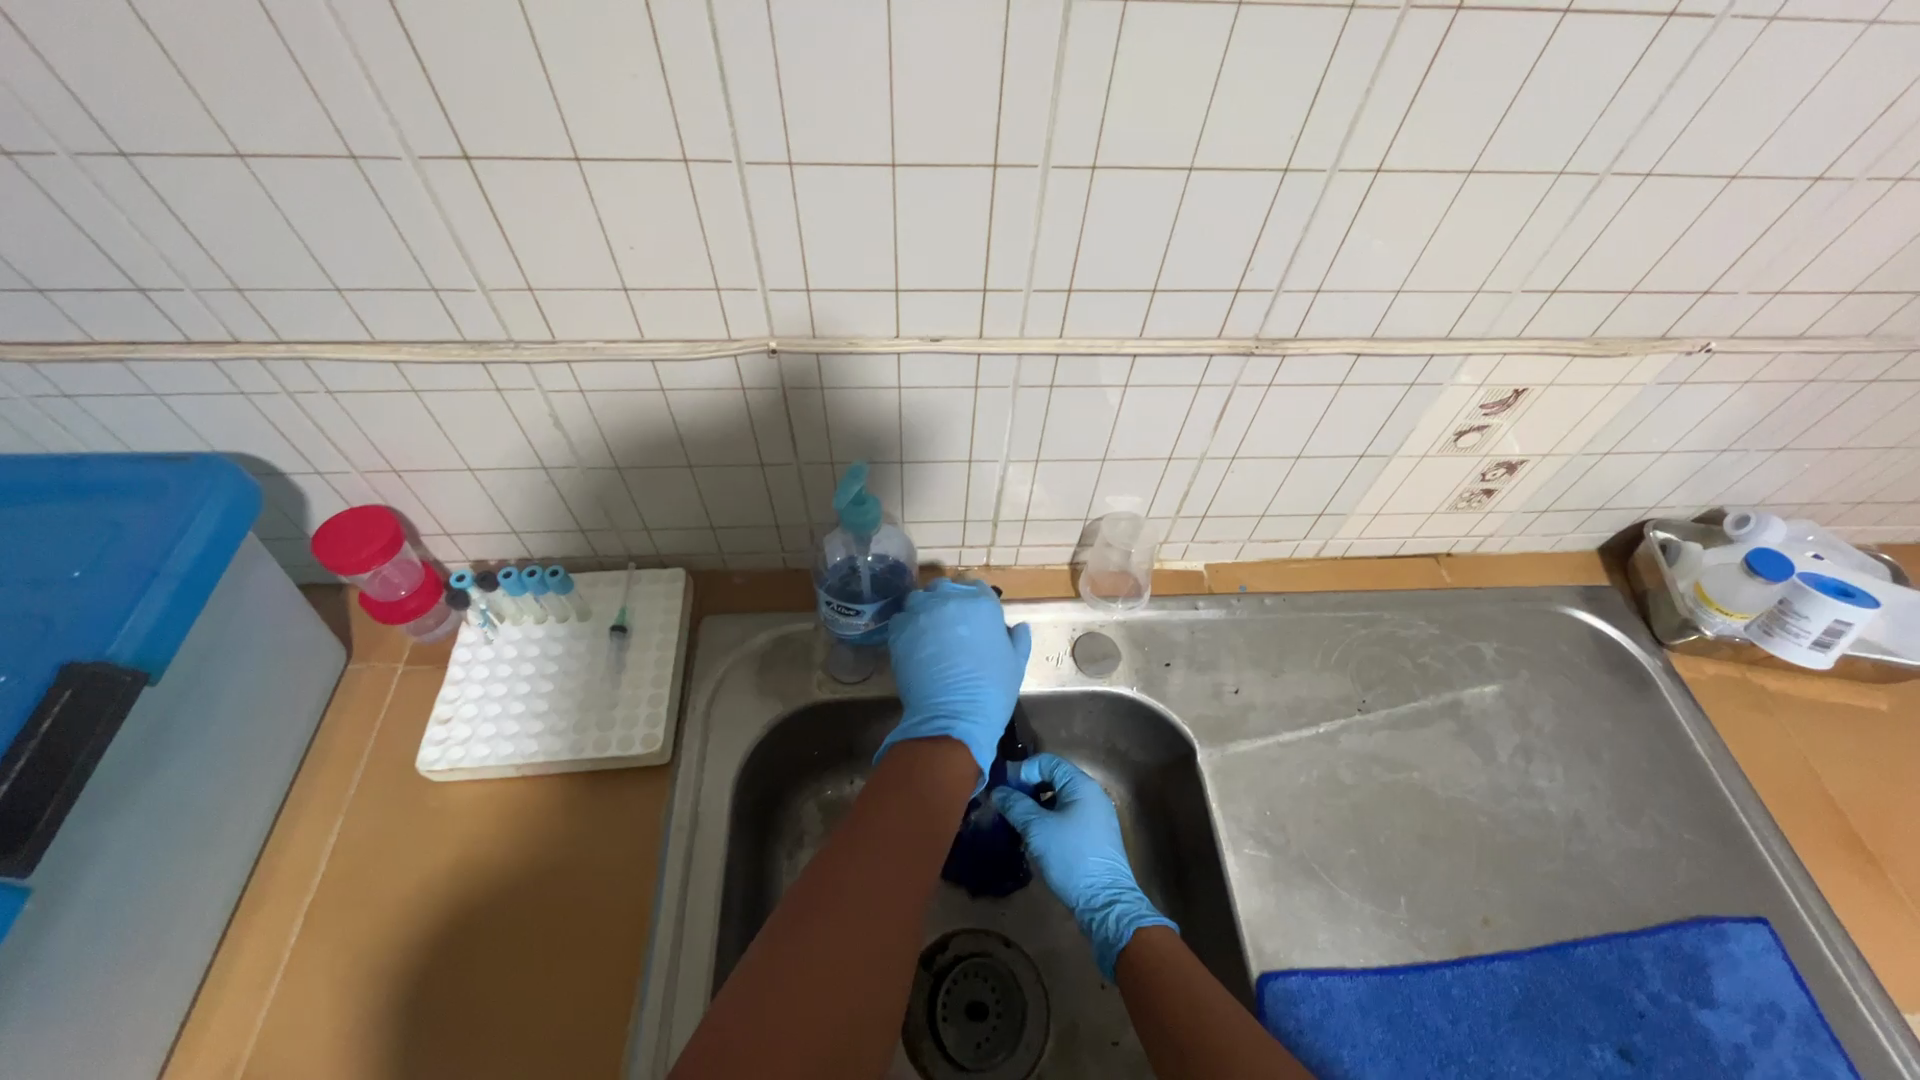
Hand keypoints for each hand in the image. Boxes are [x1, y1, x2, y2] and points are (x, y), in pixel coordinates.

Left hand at [879, 578, 1032, 785]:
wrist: (954, 714)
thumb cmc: (992, 690)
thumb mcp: (1016, 664)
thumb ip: (1018, 640)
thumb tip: (1019, 626)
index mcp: (982, 603)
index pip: (976, 587)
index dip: (974, 601)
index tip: (974, 618)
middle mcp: (950, 599)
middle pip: (945, 587)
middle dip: (947, 601)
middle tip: (950, 625)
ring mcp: (921, 612)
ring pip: (920, 599)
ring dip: (924, 610)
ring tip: (928, 632)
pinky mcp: (899, 630)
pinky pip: (901, 618)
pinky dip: (906, 627)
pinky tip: (913, 645)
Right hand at [991, 754, 1176, 978]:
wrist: (1105, 902)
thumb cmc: (1070, 857)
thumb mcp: (1037, 829)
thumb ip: (1016, 806)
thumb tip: (998, 792)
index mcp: (1081, 785)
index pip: (1047, 762)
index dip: (1023, 771)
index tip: (1005, 791)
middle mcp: (1092, 795)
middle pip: (1054, 780)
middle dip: (1028, 790)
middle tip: (1008, 808)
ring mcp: (1096, 817)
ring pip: (1059, 801)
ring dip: (1037, 808)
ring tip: (1018, 825)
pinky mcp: (1095, 837)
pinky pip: (1067, 818)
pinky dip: (1049, 822)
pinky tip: (1036, 840)